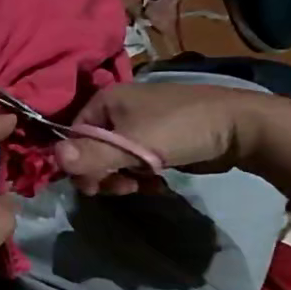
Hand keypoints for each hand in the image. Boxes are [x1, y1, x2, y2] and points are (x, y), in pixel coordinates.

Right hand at [54, 83, 273, 194]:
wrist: (237, 127)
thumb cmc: (180, 130)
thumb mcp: (133, 145)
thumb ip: (93, 155)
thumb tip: (52, 158)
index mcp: (106, 100)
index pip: (74, 137)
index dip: (79, 165)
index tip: (96, 187)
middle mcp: (119, 108)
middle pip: (92, 150)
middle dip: (104, 175)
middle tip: (124, 189)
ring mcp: (139, 123)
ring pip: (114, 159)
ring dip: (123, 178)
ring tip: (143, 186)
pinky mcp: (157, 139)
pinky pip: (135, 161)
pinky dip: (141, 175)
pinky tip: (156, 184)